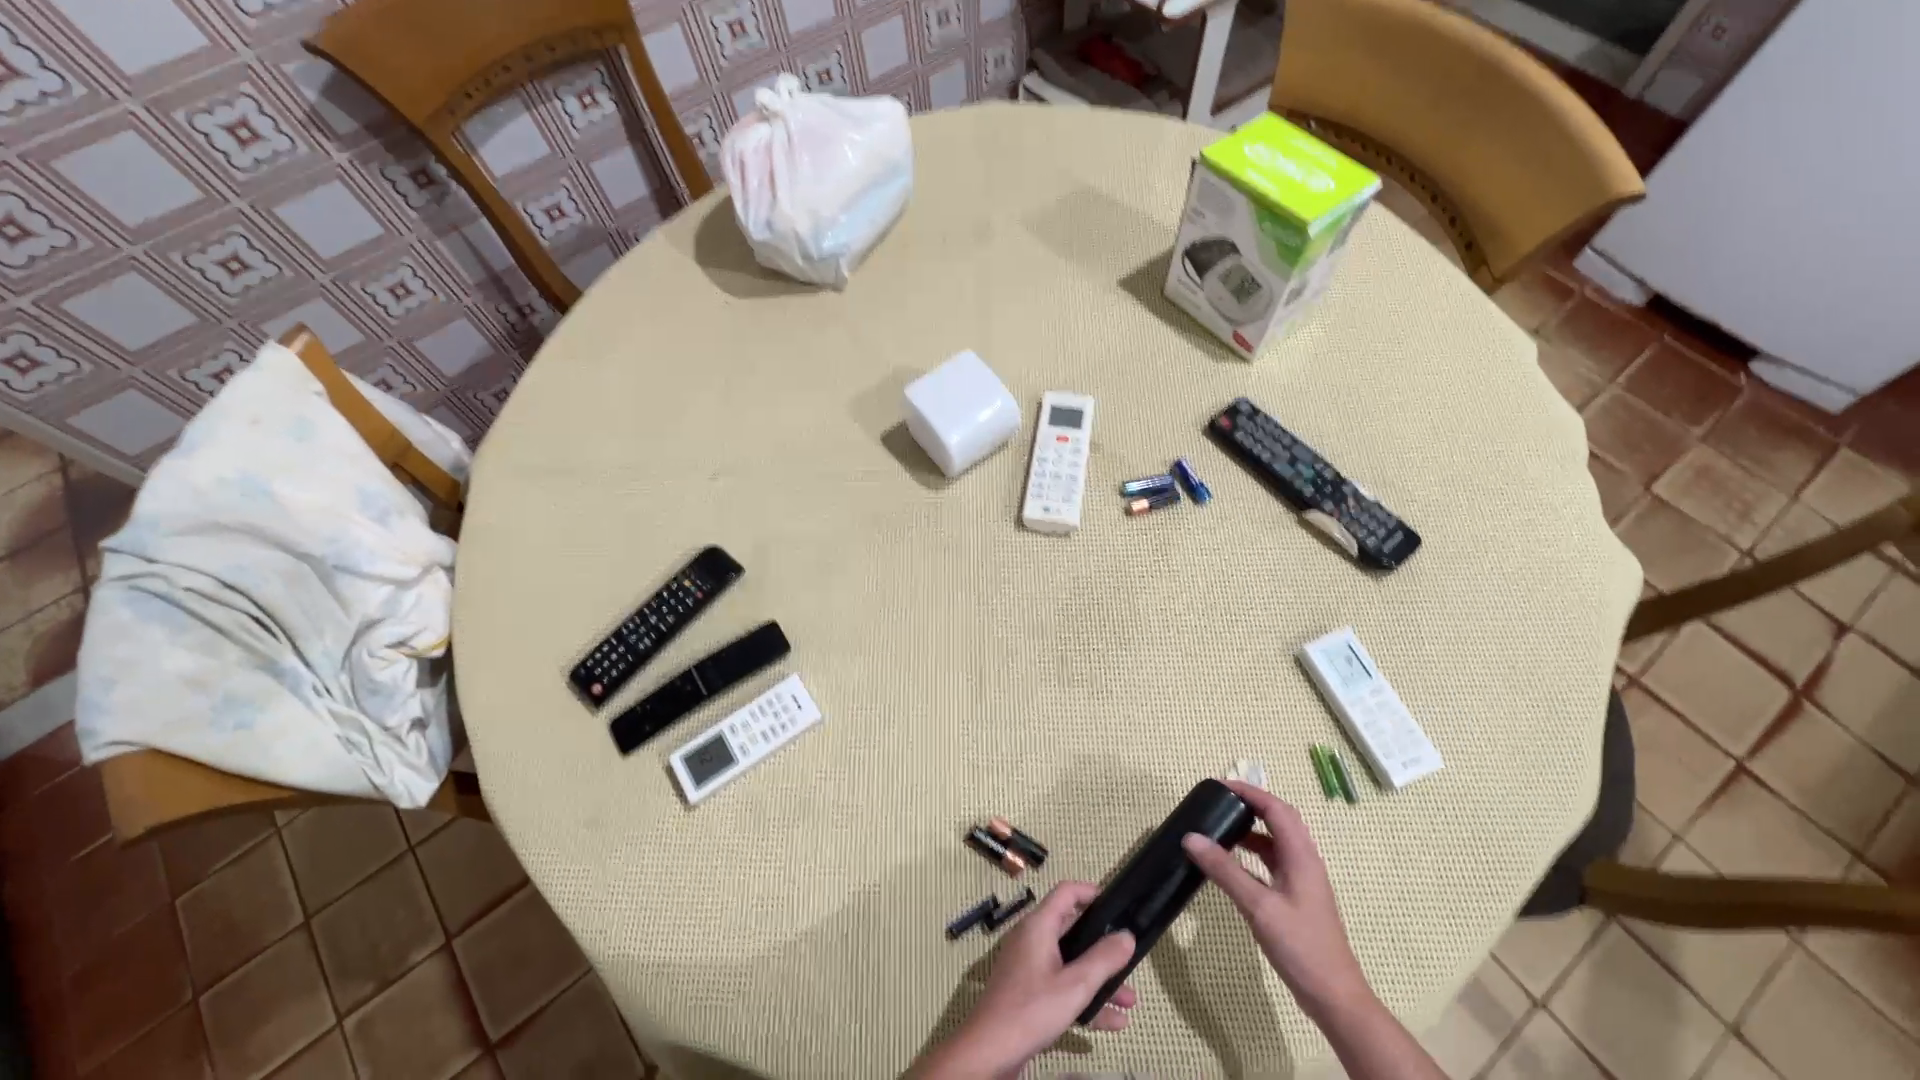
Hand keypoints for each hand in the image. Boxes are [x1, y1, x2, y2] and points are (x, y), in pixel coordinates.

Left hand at [915, 882, 1137, 1077]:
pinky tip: (1112, 1021)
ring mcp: (1029, 967)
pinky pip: (1062, 986)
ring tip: (1130, 1000)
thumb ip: (1104, 959)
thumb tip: (1127, 935)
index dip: (1092, 893)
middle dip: (1103, 948)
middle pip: (1073, 931)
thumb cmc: (1031, 1009)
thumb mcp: (1075, 985)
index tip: (1117, 906)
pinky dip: (1084, 998)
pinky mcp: (1028, 992)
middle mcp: (1032, 940)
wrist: (990, 1050)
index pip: (1066, 893)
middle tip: (1129, 960)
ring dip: (1099, 980)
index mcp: (1038, 926)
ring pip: (1071, 964)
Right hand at [1180, 779, 1372, 1021]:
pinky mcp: (1297, 898)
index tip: (1220, 785)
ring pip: (1276, 843)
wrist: (1332, 993)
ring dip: (1251, 831)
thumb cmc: (1299, 946)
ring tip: (1220, 829)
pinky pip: (1273, 863)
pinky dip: (1253, 855)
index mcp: (1301, 856)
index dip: (1250, 792)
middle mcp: (1305, 862)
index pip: (1276, 809)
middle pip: (1279, 821)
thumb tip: (1191, 838)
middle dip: (1250, 806)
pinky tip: (1232, 865)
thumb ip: (1224, 871)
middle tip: (1218, 803)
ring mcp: (1302, 881)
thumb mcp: (1257, 906)